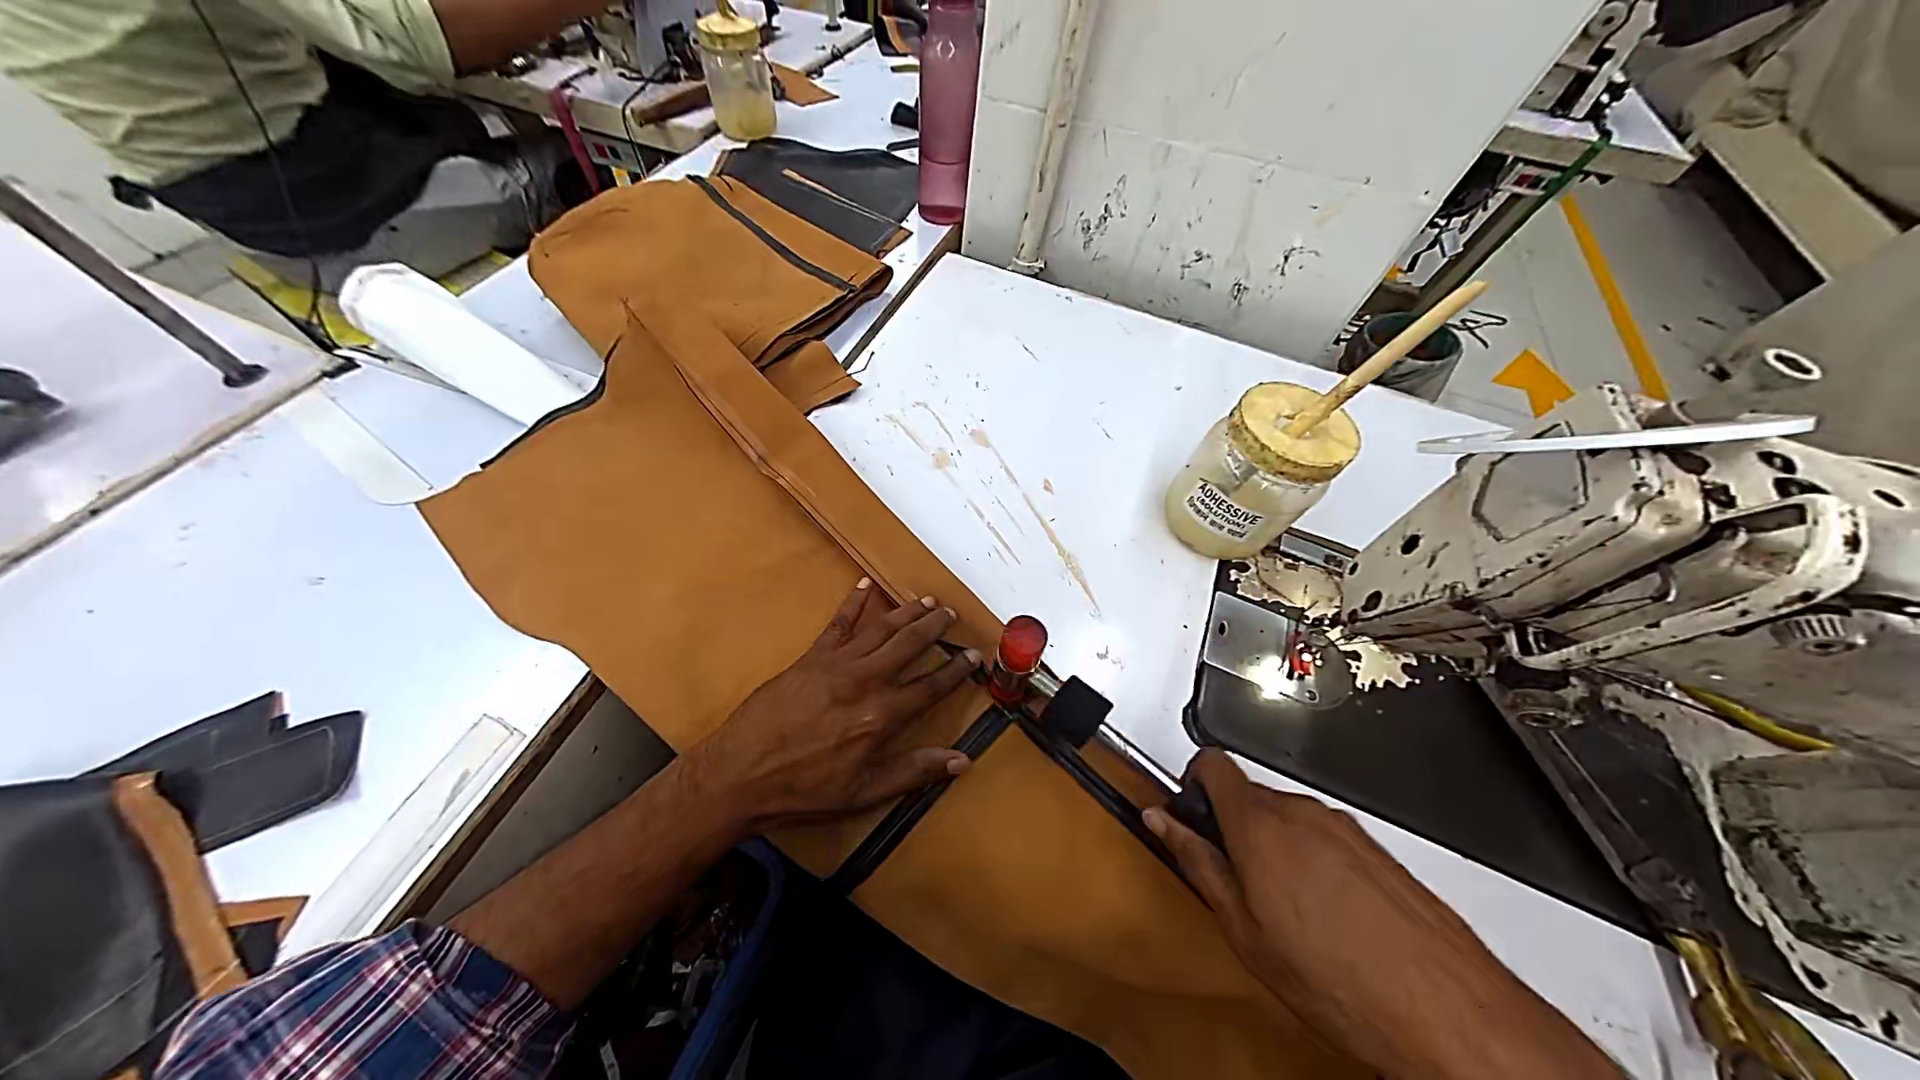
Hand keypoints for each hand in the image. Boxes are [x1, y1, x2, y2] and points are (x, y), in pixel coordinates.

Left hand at [690, 578, 981, 831]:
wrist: (740, 774)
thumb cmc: (803, 789)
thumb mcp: (864, 791)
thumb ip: (913, 772)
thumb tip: (960, 761)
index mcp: (882, 716)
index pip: (931, 686)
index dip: (955, 670)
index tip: (973, 656)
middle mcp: (865, 682)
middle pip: (910, 645)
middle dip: (935, 627)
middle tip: (951, 615)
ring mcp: (837, 665)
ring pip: (881, 628)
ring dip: (906, 612)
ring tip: (926, 601)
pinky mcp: (811, 658)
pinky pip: (838, 623)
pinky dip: (854, 603)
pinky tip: (866, 586)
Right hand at [1145, 749, 1621, 1079]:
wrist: (1447, 1014)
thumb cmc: (1346, 982)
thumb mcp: (1243, 929)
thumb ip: (1197, 861)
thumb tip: (1164, 824)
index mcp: (1259, 824)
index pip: (1211, 763)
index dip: (1192, 781)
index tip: (1189, 811)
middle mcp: (1302, 812)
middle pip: (1247, 794)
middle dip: (1232, 826)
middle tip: (1232, 877)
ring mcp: (1343, 827)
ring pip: (1286, 816)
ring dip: (1273, 846)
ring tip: (1283, 908)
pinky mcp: (1375, 847)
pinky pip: (1325, 836)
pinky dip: (1312, 860)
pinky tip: (1323, 915)